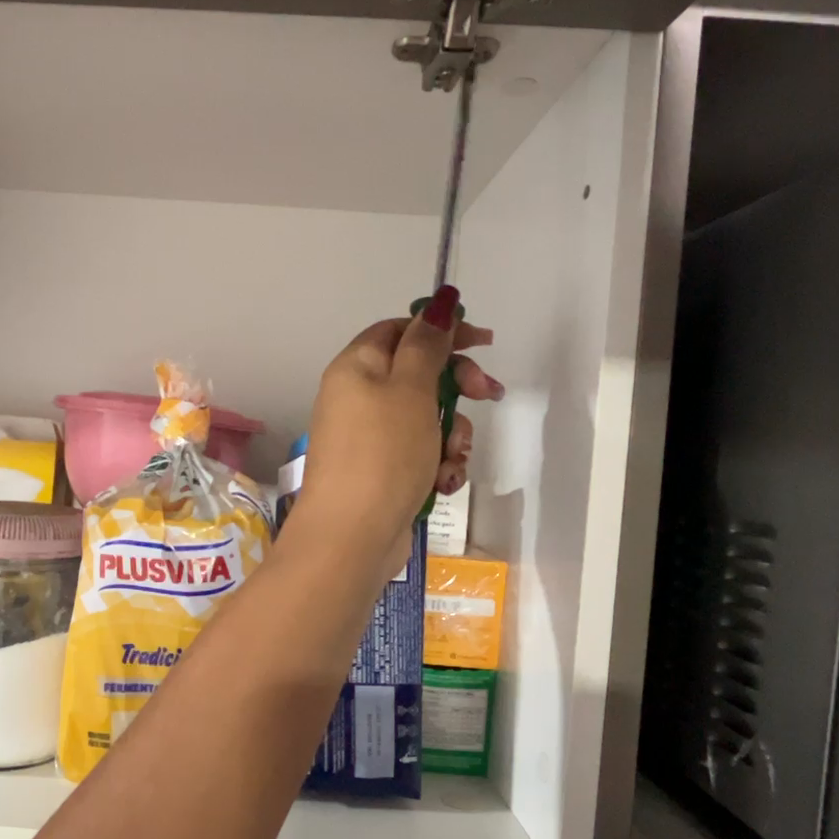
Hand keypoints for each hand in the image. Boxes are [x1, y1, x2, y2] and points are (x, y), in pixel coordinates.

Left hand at [292, 285, 501, 574]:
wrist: (352, 536)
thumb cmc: (382, 453)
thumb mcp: (410, 389)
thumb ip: (428, 344)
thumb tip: (440, 302)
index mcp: (356, 368)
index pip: (399, 330)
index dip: (441, 331)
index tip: (483, 343)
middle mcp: (358, 398)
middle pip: (419, 375)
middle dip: (457, 387)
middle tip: (486, 394)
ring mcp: (369, 439)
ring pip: (428, 419)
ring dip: (452, 435)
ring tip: (451, 458)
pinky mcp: (382, 473)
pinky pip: (421, 455)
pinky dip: (438, 465)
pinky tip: (443, 483)